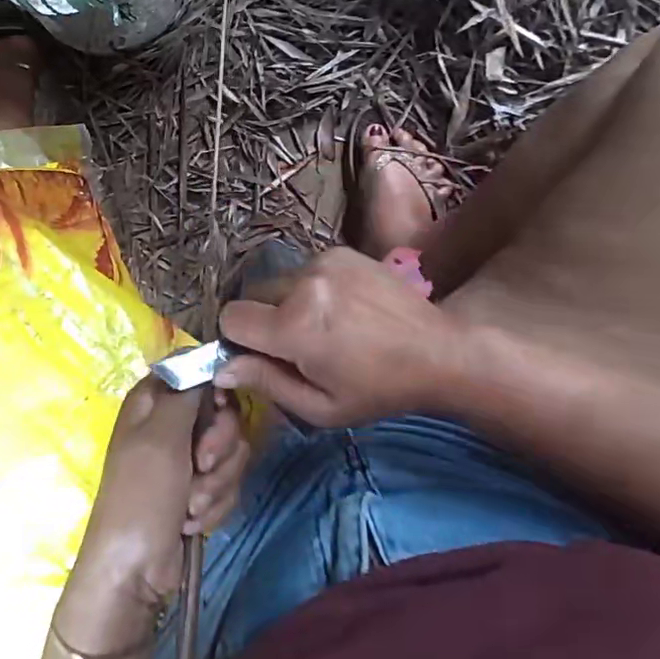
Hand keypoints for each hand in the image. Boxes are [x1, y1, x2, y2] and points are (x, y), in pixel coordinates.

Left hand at [74, 377, 249, 605]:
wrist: (134, 569)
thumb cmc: (141, 493)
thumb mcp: (162, 435)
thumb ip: (188, 393)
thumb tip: (206, 359)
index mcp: (154, 398)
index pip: (199, 371)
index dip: (217, 389)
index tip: (220, 408)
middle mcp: (172, 421)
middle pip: (224, 412)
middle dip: (220, 446)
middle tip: (200, 465)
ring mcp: (187, 456)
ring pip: (232, 450)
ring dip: (216, 482)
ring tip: (190, 504)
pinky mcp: (200, 487)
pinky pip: (228, 481)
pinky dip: (215, 503)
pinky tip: (192, 520)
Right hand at [214, 247, 469, 426]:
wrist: (439, 351)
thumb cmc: (378, 389)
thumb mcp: (320, 407)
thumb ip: (265, 383)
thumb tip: (220, 368)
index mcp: (295, 325)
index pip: (231, 317)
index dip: (240, 338)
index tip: (263, 354)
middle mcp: (303, 283)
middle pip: (253, 296)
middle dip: (266, 320)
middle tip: (301, 346)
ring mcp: (323, 261)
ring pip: (280, 283)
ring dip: (291, 303)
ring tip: (330, 326)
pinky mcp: (340, 251)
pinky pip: (305, 270)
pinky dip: (313, 288)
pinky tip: (344, 308)